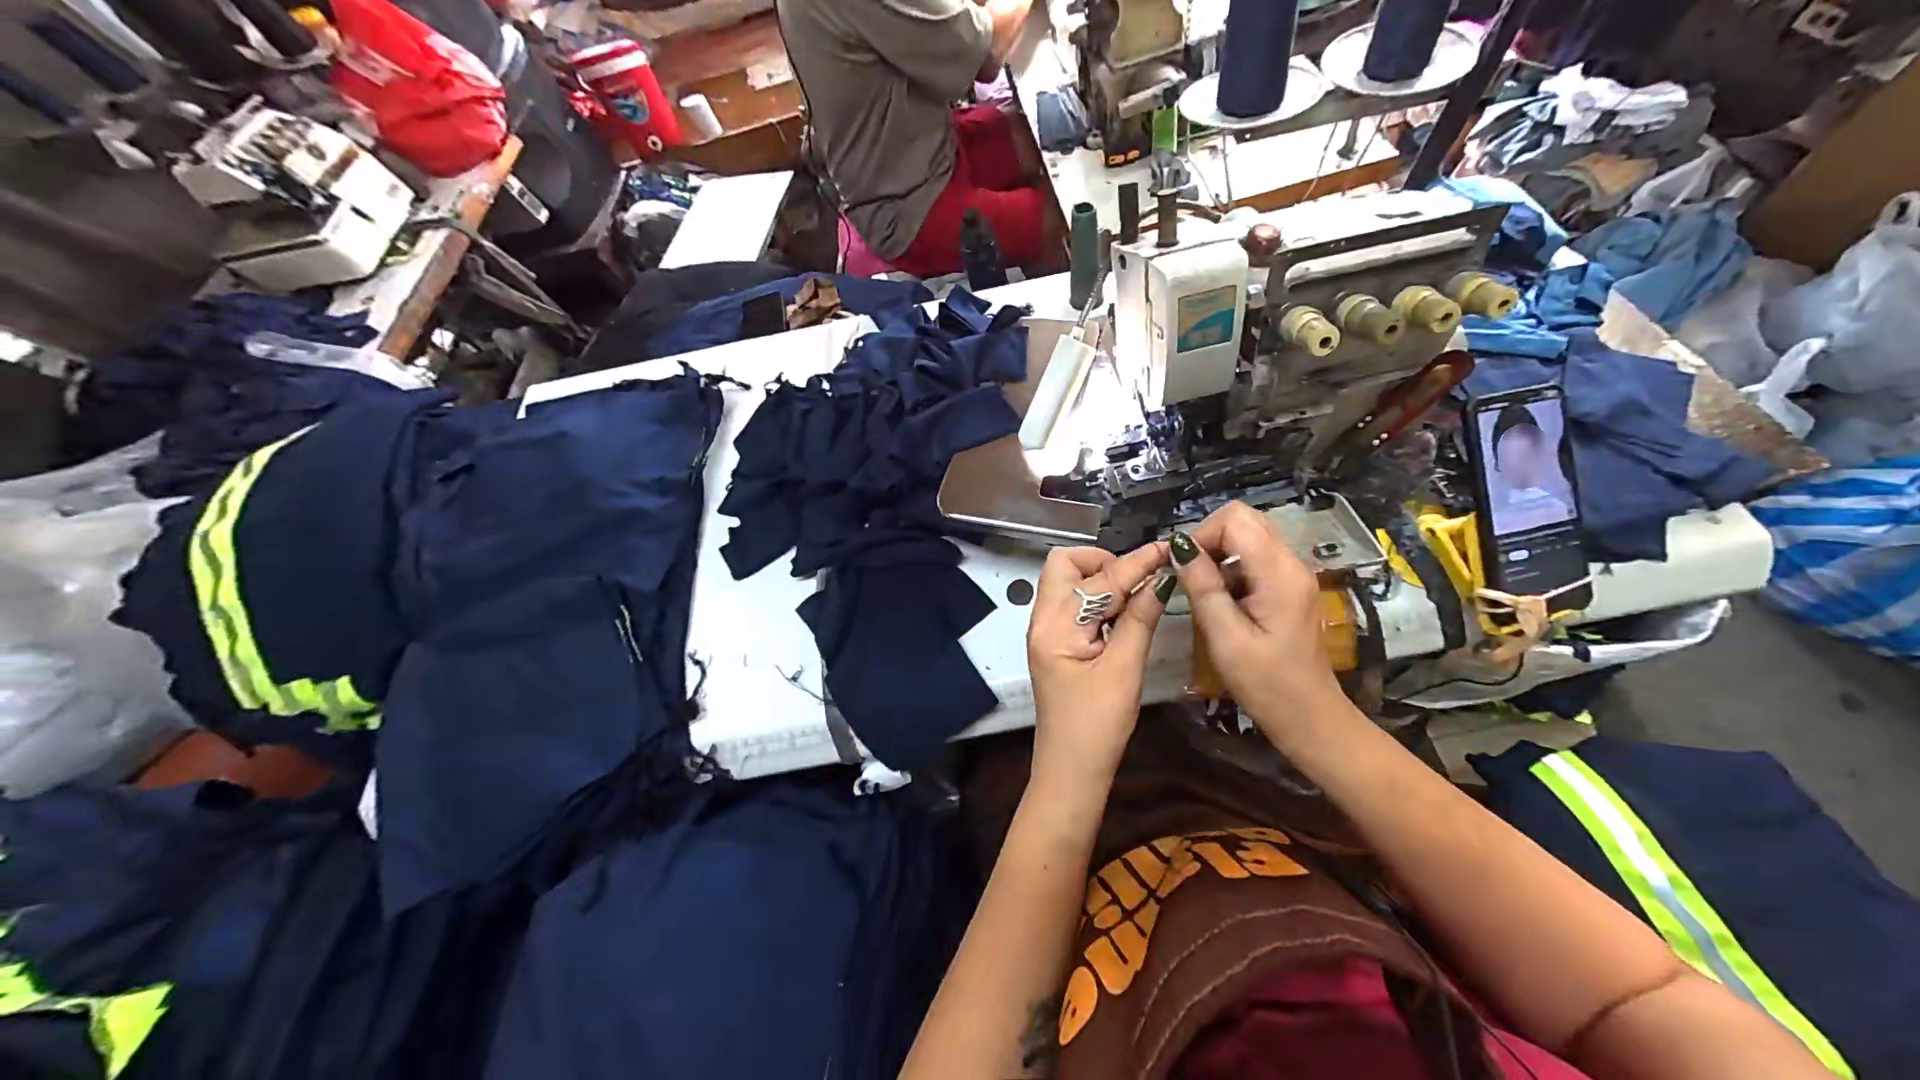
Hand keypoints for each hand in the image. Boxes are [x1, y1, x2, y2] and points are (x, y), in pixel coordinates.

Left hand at [1026, 543, 1172, 791]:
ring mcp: (1046, 632)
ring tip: (1138, 594)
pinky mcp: (1056, 643)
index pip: (1097, 580)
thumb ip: (1140, 620)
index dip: (1135, 562)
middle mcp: (1042, 621)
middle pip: (1064, 566)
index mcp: (1054, 627)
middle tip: (1141, 581)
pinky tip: (1125, 611)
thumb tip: (1161, 578)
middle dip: (1104, 563)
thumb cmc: (1097, 727)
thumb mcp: (1124, 672)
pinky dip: (1099, 598)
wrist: (1071, 771)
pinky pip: (1074, 604)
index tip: (1166, 549)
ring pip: (1069, 583)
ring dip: (1102, 579)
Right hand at [1168, 502, 1343, 732]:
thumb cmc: (1266, 684)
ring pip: (1248, 537)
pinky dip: (1230, 570)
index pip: (1235, 518)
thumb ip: (1202, 587)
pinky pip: (1254, 559)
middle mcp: (1291, 564)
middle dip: (1209, 540)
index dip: (1202, 535)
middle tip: (1192, 578)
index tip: (1185, 569)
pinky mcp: (1287, 588)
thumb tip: (1178, 547)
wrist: (1308, 717)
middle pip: (1244, 520)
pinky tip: (1223, 604)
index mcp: (1279, 573)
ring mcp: (1292, 575)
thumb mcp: (1225, 638)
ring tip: (1206, 595)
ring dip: (1218, 556)